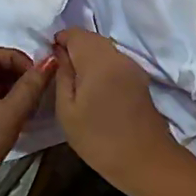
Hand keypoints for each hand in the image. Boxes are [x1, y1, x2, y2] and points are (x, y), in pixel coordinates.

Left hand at [0, 47, 55, 195]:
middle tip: (36, 94)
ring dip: (13, 92)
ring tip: (29, 108)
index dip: (20, 60)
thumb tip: (50, 61)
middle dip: (18, 76)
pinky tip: (17, 120)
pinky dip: (4, 105)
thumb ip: (31, 86)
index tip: (38, 78)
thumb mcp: (10, 113)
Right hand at [52, 29, 177, 195]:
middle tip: (60, 72)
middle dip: (74, 48)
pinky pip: (115, 62)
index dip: (60, 40)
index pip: (76, 33)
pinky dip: (101, 67)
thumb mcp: (67, 111)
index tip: (50, 59)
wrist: (145, 161)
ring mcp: (133, 66)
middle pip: (92, 38)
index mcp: (99, 60)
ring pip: (105, 49)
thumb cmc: (99, 139)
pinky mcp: (140, 79)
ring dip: (88, 57)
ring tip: (75, 83)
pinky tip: (94, 88)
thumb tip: (59, 53)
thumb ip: (62, 76)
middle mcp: (119, 56)